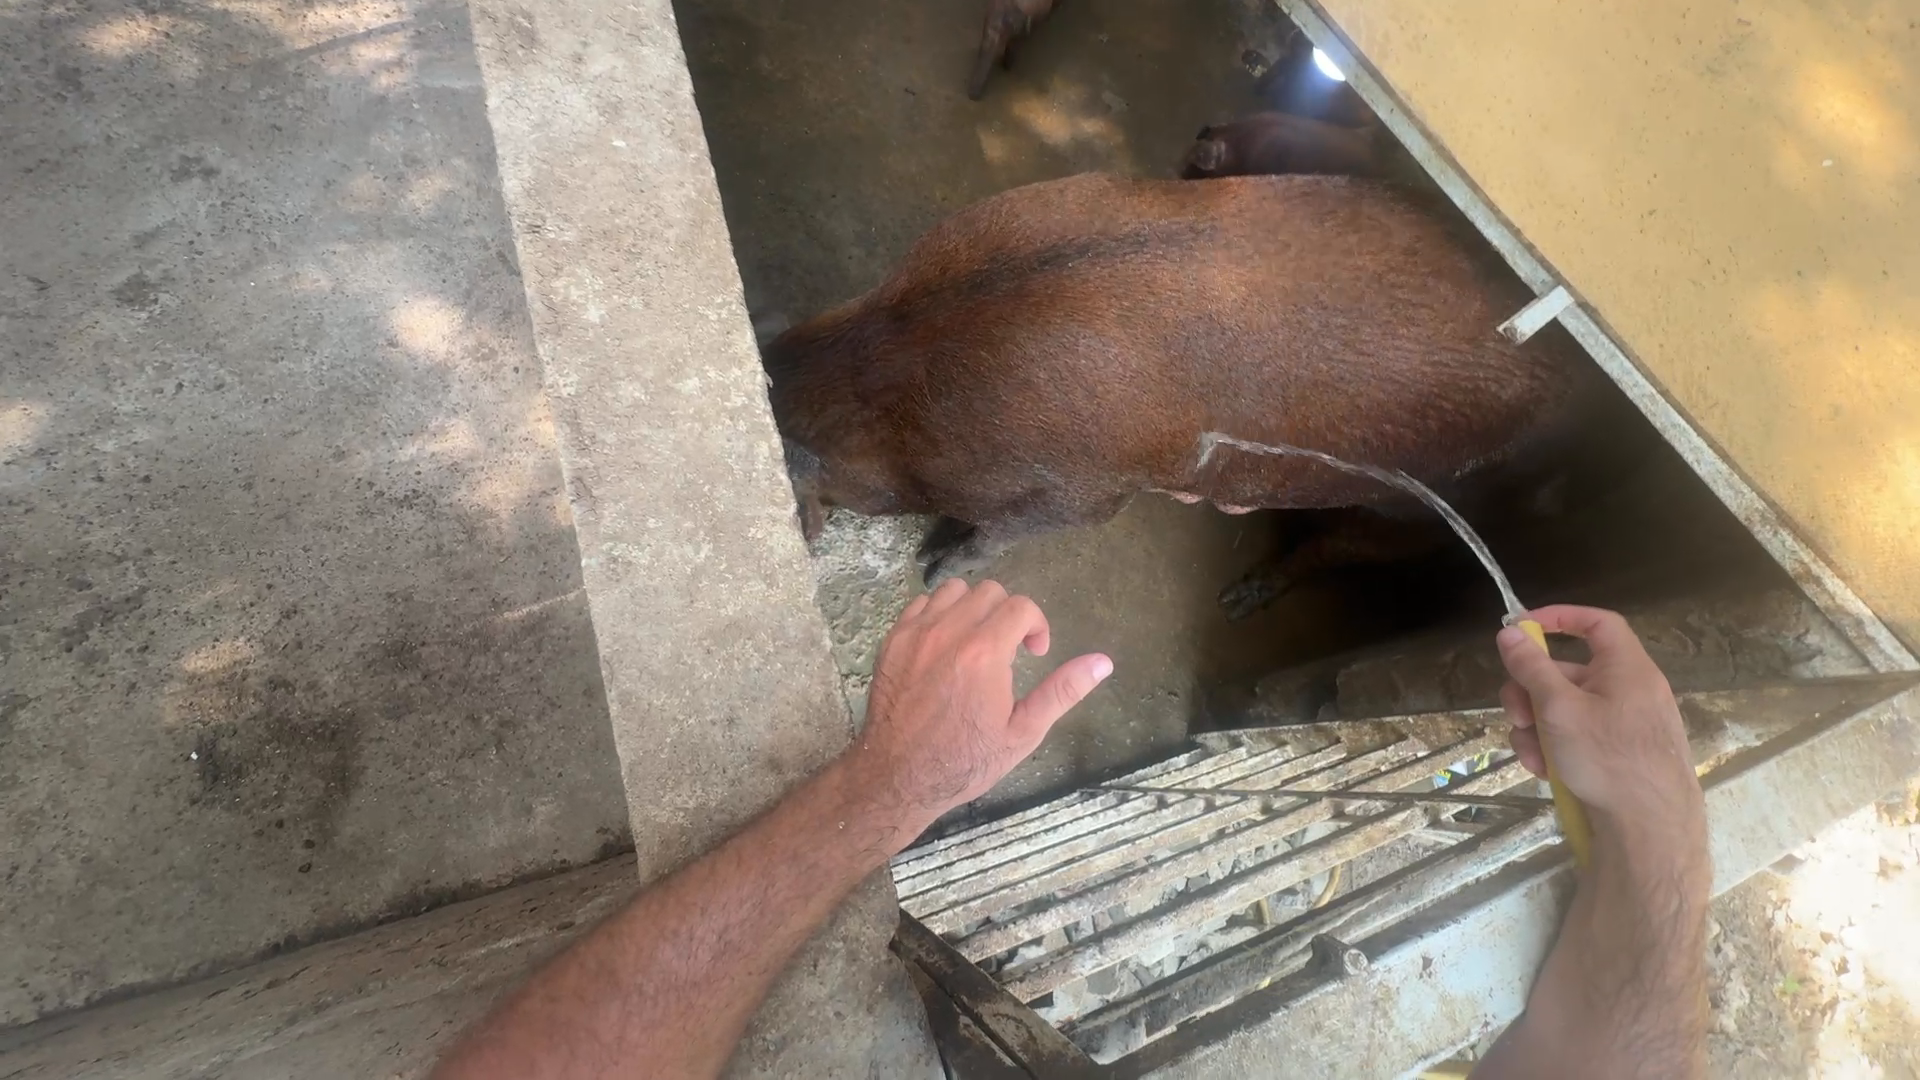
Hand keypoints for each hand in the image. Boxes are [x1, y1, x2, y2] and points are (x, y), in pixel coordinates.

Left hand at [842, 579, 1112, 839]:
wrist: (900, 777)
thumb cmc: (966, 760)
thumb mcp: (1024, 732)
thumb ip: (1063, 691)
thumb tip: (1103, 662)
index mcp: (985, 652)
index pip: (1021, 606)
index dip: (1036, 625)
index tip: (1034, 652)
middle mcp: (949, 632)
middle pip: (990, 592)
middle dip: (1007, 614)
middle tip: (1009, 648)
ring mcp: (916, 633)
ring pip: (954, 590)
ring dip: (973, 607)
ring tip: (976, 640)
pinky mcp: (893, 640)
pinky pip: (922, 603)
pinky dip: (939, 613)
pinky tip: (944, 643)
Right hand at [1496, 605, 1705, 851]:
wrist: (1649, 828)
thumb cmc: (1607, 758)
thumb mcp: (1557, 707)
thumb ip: (1531, 666)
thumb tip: (1509, 631)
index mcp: (1626, 671)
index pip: (1598, 623)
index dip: (1558, 617)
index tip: (1520, 628)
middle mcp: (1628, 691)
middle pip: (1565, 671)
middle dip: (1528, 690)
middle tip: (1514, 713)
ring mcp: (1622, 723)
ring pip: (1560, 706)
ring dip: (1534, 726)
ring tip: (1531, 753)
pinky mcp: (1614, 750)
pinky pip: (1572, 733)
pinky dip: (1551, 746)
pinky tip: (1544, 768)